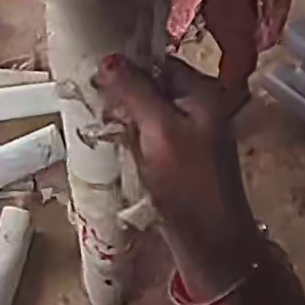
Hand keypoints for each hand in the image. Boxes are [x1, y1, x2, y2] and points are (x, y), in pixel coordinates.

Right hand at [94, 55, 260, 291]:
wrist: (213, 245)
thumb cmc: (189, 184)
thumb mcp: (160, 131)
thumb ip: (136, 92)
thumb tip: (108, 58)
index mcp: (201, 92)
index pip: (158, 62)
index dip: (127, 65)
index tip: (93, 73)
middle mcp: (197, 106)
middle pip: (152, 85)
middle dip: (122, 91)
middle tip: (91, 100)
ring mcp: (188, 132)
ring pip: (147, 110)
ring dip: (123, 114)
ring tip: (96, 120)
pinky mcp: (177, 156)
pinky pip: (148, 133)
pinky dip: (130, 134)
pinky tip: (110, 141)